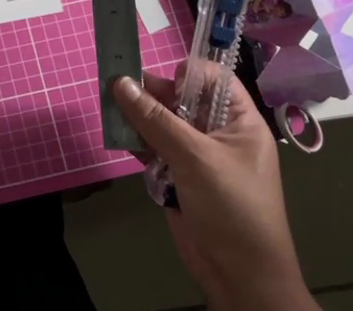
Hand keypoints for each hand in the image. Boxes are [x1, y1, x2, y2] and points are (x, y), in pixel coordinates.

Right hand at [112, 70, 317, 310]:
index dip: (185, 74)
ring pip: (162, 122)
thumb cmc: (232, 208)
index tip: (162, 86)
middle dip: (151, 94)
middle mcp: (219, 132)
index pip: (211, 77)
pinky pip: (154, 147)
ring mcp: (198, 155)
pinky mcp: (179, 176)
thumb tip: (119, 82)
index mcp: (239, 122)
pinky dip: (137, 141)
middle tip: (116, 89)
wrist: (240, 278)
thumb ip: (155, 119)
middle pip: (180, 97)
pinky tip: (119, 137)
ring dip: (138, 117)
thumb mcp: (195, 158)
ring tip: (112, 112)